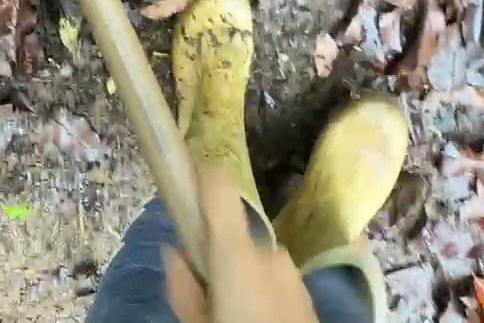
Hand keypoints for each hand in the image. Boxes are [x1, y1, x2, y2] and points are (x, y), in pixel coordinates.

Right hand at [163, 166, 319, 322]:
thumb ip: (182, 286)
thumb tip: (175, 253)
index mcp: (235, 253)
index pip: (219, 184)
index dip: (202, 174)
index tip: (186, 177)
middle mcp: (267, 252)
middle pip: (234, 234)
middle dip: (219, 255)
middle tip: (207, 289)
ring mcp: (293, 273)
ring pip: (256, 261)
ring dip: (243, 278)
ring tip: (233, 314)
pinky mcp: (309, 295)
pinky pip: (276, 281)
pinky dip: (264, 293)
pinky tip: (258, 321)